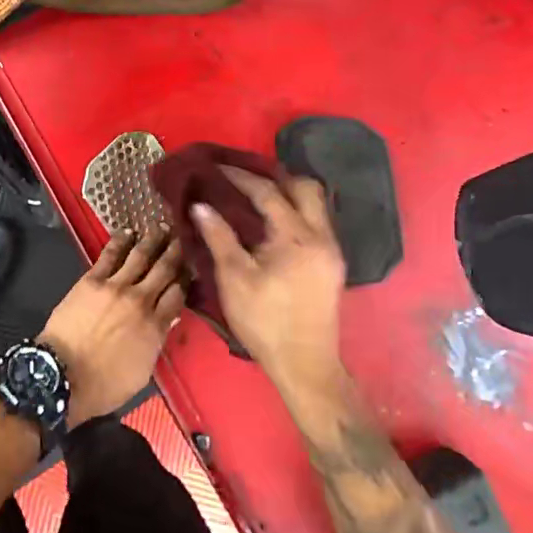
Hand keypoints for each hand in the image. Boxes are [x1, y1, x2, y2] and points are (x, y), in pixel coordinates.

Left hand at [39, 228, 185, 426]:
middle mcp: (140, 300)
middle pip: (163, 270)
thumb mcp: (142, 371)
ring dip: (152, 240)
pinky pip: (109, 254)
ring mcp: (115, 286)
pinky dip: (120, 240)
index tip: (191, 266)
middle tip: (181, 238)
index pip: (178, 295)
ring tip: (160, 226)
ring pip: (140, 256)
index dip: (186, 279)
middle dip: (175, 253)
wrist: (64, 375)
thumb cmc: (105, 383)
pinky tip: (128, 232)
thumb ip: (157, 341)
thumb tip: (169, 318)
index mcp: (155, 326)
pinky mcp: (92, 279)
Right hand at [190, 166, 344, 381]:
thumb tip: (200, 205)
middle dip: (275, 176)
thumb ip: (219, 236)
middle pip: (305, 187)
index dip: (240, 176)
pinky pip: (317, 221)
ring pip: (316, 203)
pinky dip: (296, 210)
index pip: (267, 192)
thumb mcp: (234, 278)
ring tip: (257, 194)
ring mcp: (332, 250)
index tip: (216, 167)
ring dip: (288, 192)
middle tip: (245, 176)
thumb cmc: (265, 321)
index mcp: (296, 237)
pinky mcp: (332, 264)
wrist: (305, 365)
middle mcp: (321, 236)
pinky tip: (273, 220)